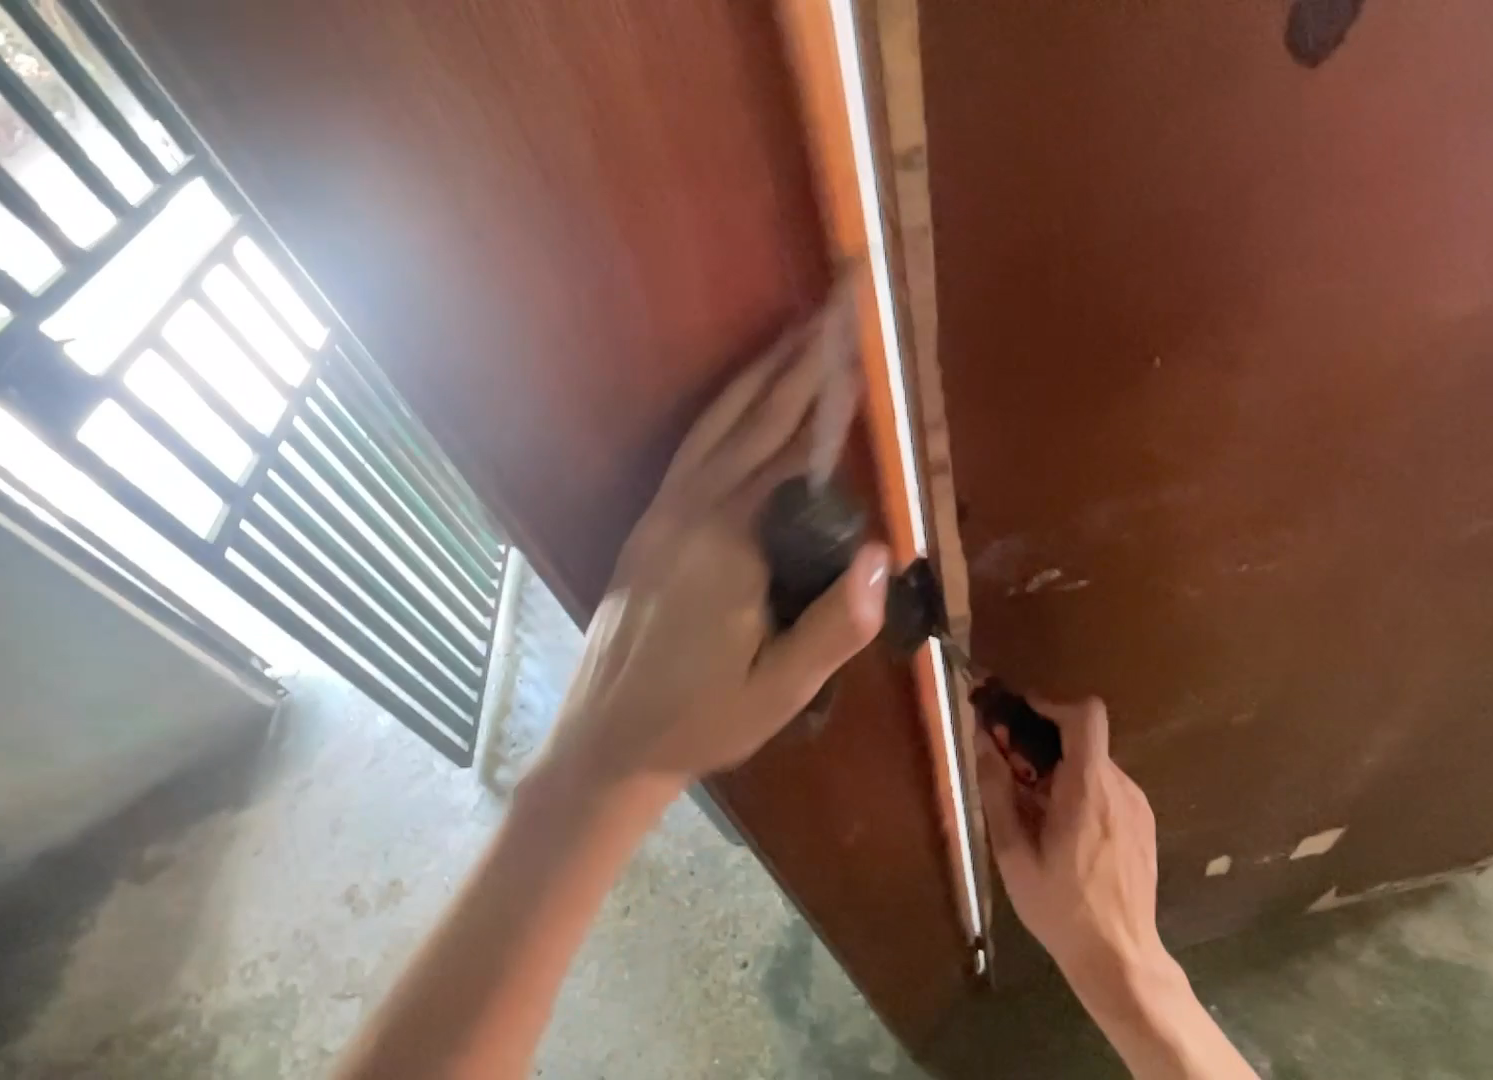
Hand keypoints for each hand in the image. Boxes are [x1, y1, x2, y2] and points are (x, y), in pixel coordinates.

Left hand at [536, 303, 888, 796]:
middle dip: (800, 362)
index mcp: (730, 548)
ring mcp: (663, 514)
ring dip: (759, 374)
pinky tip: (740, 398)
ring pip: (717, 427)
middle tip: (833, 303)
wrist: (606, 739)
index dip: (829, 401)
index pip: (794, 458)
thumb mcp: (780, 693)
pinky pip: (690, 450)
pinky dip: (721, 411)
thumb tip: (886, 554)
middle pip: (755, 423)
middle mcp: (692, 514)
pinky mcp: (647, 525)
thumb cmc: (700, 721)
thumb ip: (834, 627)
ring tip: (795, 332)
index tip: (857, 346)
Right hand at [977, 697, 1166, 979]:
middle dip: (1043, 746)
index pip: (1085, 715)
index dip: (1051, 704)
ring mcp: (1137, 805)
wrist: (1119, 956)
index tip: (1019, 716)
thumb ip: (996, 790)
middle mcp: (1120, 787)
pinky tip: (1064, 831)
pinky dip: (1081, 791)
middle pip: (1082, 739)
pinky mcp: (1143, 822)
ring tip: (1035, 811)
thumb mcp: (1012, 853)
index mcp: (1088, 789)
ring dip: (1061, 772)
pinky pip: (1107, 787)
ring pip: (1093, 764)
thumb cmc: (1059, 906)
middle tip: (1011, 772)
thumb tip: (981, 740)